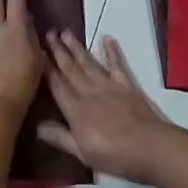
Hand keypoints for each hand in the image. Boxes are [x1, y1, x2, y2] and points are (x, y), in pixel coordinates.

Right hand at [38, 32, 175, 183]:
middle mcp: (89, 93)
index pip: (57, 86)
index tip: (37, 53)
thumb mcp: (82, 153)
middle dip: (58, 51)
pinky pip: (117, 64)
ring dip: (77, 47)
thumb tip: (37, 126)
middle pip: (71, 69)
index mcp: (76, 110)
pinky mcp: (127, 85)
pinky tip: (106, 38)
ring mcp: (109, 86)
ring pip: (89, 63)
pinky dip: (111, 51)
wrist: (150, 147)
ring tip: (67, 32)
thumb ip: (60, 137)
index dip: (46, 69)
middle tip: (48, 33)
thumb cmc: (114, 155)